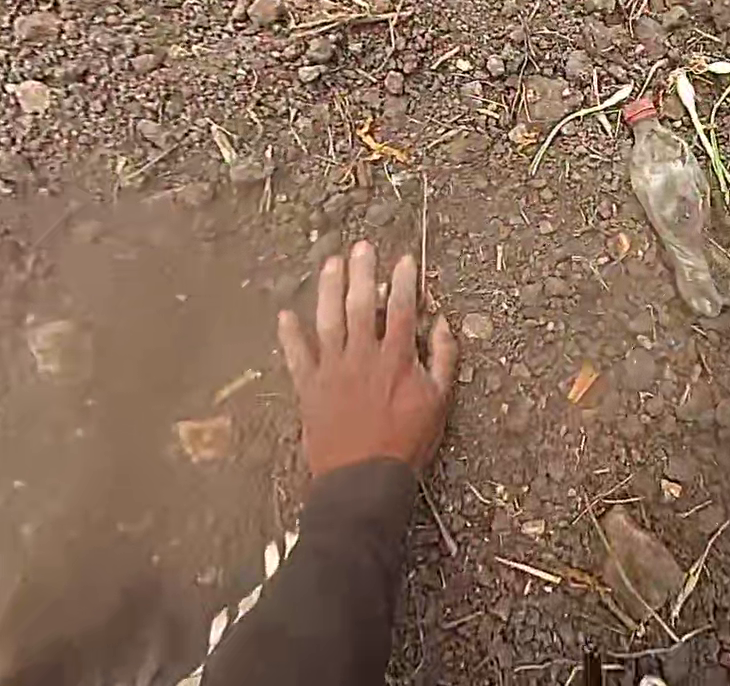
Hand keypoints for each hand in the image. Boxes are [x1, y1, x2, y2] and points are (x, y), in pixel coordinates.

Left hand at [276, 241, 457, 478]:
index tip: (405, 260)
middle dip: (363, 273)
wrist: (364, 481)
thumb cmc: (407, 440)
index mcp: (396, 358)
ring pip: (328, 321)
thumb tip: (443, 323)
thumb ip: (444, 357)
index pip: (401, 308)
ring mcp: (332, 371)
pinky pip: (297, 357)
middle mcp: (363, 356)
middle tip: (362, 247)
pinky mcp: (309, 390)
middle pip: (362, 305)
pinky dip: (290, 336)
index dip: (404, 281)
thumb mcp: (440, 399)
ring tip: (331, 263)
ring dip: (329, 290)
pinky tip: (285, 314)